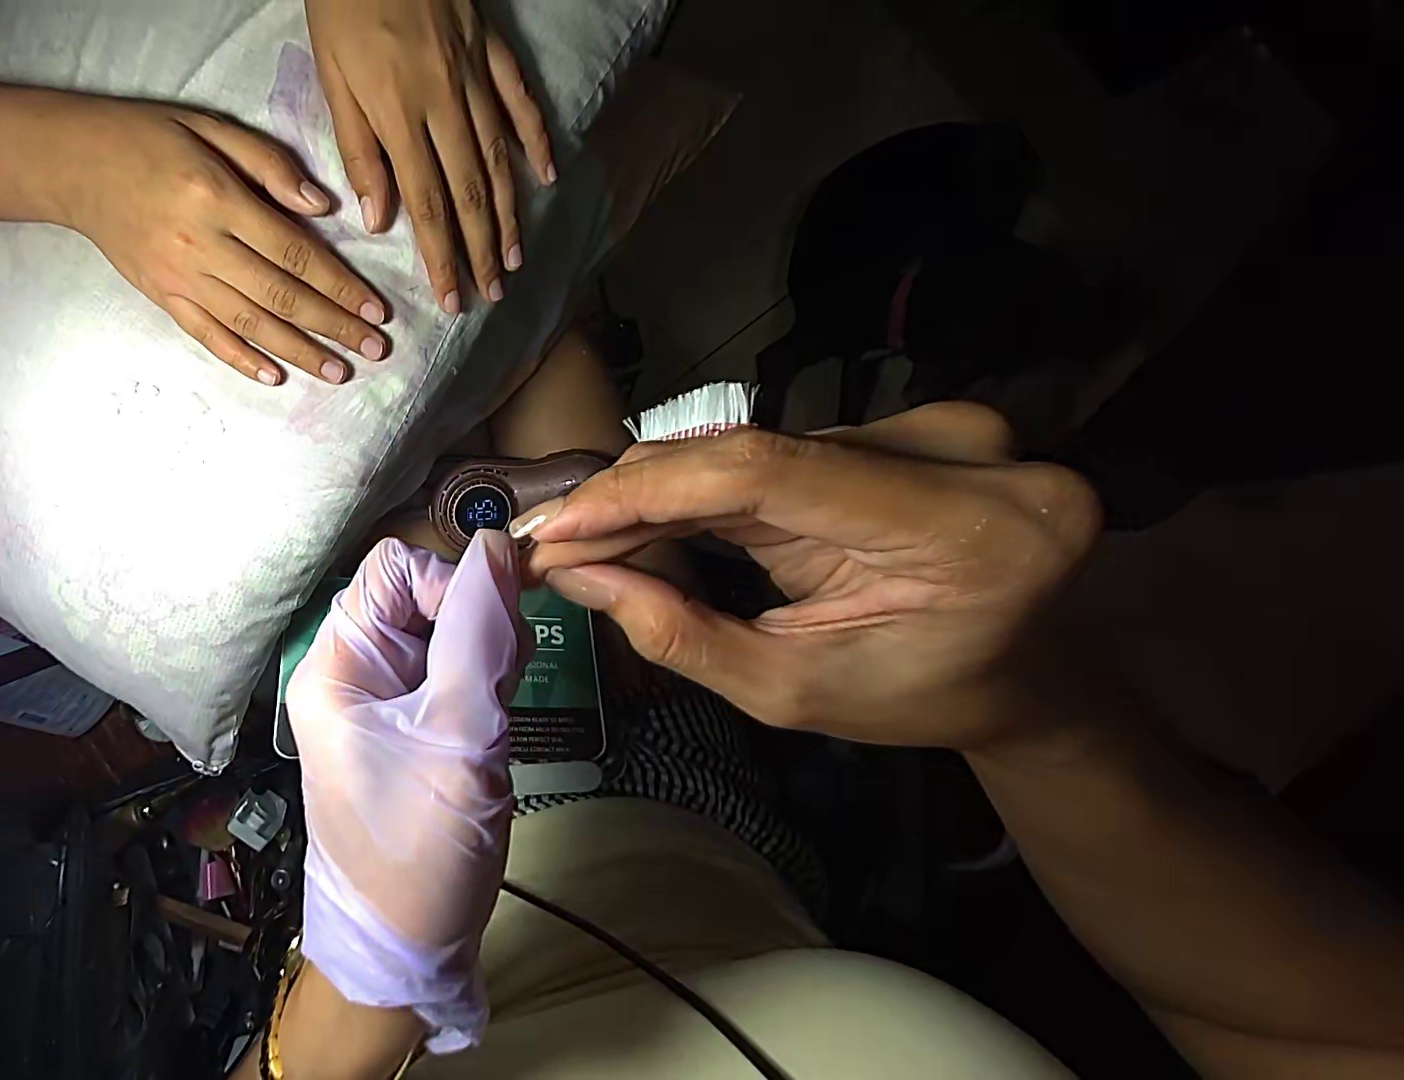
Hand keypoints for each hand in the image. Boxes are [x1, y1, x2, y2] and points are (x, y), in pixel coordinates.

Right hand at [54, 101, 390, 385]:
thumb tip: (322, 208)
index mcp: (219, 199)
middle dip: (334, 327)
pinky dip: (242, 359)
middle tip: (373, 350)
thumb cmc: (148, 139)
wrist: (72, 163)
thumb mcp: (210, 129)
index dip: (341, 286)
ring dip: (301, 352)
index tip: (374, 310)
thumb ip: (269, 166)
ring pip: (252, 324)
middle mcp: (202, 246)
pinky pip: (208, 336)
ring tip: (339, 371)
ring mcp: (180, 279)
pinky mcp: (163, 299)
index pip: (296, 254)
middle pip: (283, 296)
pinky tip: (275, 376)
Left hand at [286, 531, 526, 1051]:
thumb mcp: (458, 734)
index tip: (490, 634)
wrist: (407, 951)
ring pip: (450, 626)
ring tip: (498, 707)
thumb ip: (478, 633)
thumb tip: (497, 544)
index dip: (447, 582)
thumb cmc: (418, 850)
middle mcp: (357, 665)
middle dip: (476, 622)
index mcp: (338, 661)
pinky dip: (488, 677)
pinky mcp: (417, 713)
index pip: (393, 568)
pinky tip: (497, 716)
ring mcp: (388, 691)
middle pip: (425, 592)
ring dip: (488, 652)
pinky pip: (458, 663)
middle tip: (502, 679)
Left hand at [305, 0, 554, 311]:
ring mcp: (473, 76)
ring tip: (517, 258)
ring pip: (498, 158)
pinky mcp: (490, 48)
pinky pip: (520, 99)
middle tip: (493, 293)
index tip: (454, 300)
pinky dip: (536, 139)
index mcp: (400, 116)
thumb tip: (379, 220)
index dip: (443, 259)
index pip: (428, 206)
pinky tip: (547, 175)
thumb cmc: (341, 5)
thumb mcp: (333, 80)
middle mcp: (445, 103)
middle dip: (483, 251)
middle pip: (470, 194)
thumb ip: (359, 152)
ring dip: (510, 214)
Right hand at [519, 403, 1101, 750]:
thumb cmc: (916, 697)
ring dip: (647, 495)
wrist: (1023, 670)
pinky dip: (686, 489)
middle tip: (548, 542)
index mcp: (958, 527)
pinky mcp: (883, 428)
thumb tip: (574, 574)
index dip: (641, 491)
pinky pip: (754, 452)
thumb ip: (678, 634)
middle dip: (626, 499)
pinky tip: (635, 520)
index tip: (557, 526)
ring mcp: (917, 426)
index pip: (760, 471)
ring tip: (578, 539)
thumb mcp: (788, 690)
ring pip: (735, 447)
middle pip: (737, 453)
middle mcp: (947, 448)